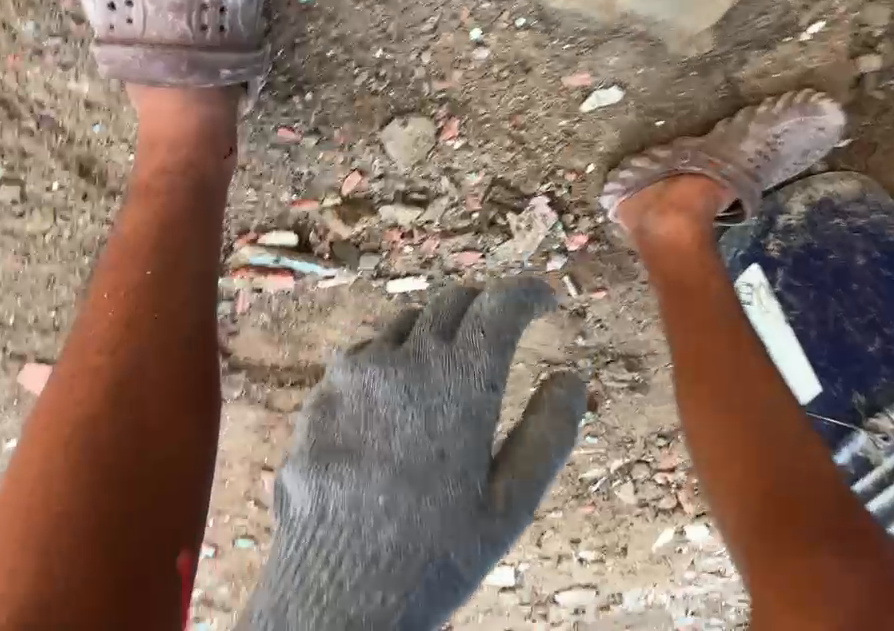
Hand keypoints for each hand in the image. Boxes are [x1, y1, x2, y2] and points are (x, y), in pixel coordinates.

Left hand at [242, 280, 587, 630]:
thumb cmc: (434, 555)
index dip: (529, 292)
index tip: (545, 300)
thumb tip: (574, 376)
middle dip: (486, 306)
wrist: (333, 600)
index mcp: (460, 382)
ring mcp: (354, 376)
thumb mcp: (510, 504)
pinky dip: (392, 358)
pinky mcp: (319, 397)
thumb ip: (550, 431)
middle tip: (504, 330)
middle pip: (454, 301)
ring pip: (406, 322)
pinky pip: (364, 354)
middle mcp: (405, 361)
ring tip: (451, 365)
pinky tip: (398, 400)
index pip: (501, 303)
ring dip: (438, 330)